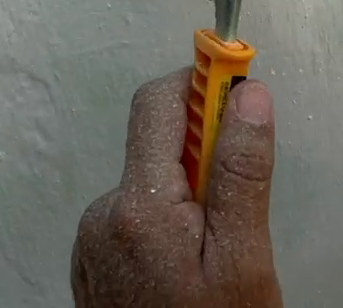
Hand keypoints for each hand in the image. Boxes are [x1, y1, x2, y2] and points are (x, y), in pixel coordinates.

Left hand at [71, 69, 282, 307]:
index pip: (159, 102)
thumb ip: (242, 171)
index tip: (239, 80)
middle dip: (204, 145)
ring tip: (217, 243)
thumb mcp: (244, 260)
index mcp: (136, 207)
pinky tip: (189, 259)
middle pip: (158, 138)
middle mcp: (102, 216)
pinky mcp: (96, 262)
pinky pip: (137, 208)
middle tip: (240, 192)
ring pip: (152, 175)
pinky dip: (169, 212)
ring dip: (189, 185)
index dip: (201, 81)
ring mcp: (94, 241)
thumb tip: (249, 92)